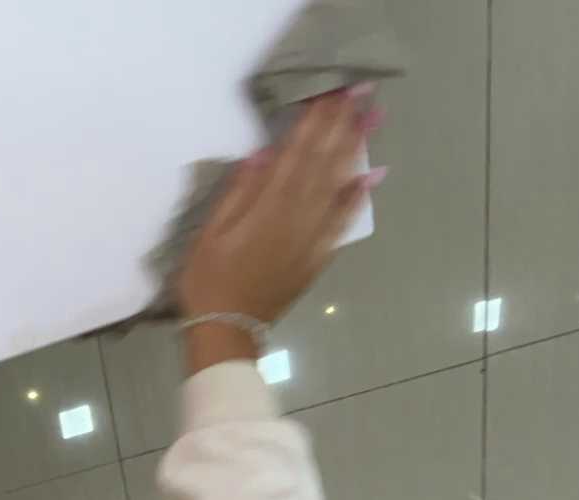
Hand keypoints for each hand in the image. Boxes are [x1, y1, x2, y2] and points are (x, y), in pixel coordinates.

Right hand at [178, 87, 385, 330]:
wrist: (226, 329)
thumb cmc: (207, 282)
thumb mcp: (207, 237)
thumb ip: (236, 196)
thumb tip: (261, 157)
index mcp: (266, 209)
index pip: (294, 155)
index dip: (312, 122)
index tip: (328, 92)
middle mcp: (296, 217)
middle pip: (321, 164)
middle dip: (339, 126)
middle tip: (358, 92)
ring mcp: (310, 238)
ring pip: (337, 186)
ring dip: (354, 151)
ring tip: (372, 119)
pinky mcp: (315, 258)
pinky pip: (341, 223)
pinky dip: (356, 198)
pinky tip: (370, 176)